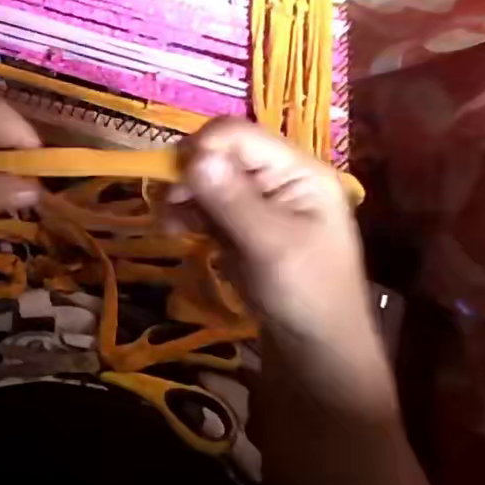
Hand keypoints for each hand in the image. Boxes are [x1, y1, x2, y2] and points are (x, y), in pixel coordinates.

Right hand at [171, 120, 373, 346]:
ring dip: (183, 194)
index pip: (240, 135)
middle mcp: (276, 176)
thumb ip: (232, 199)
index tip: (177, 180)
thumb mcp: (271, 246)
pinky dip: (186, 212)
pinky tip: (174, 230)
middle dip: (189, 173)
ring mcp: (257, 200)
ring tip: (168, 223)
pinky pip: (204, 203)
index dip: (203, 148)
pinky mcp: (239, 223)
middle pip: (220, 151)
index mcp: (297, 170)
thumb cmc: (307, 295)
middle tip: (170, 204)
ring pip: (206, 177)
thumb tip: (194, 155)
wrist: (316, 349)